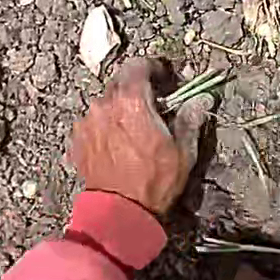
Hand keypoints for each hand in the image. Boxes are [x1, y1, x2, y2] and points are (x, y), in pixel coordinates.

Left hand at [67, 58, 210, 215]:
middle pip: (121, 82)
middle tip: (154, 105)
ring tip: (135, 128)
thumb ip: (190, 119)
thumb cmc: (154, 182)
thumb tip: (200, 101)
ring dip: (120, 107)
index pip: (138, 66)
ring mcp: (88, 122)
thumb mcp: (183, 151)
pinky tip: (119, 142)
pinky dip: (106, 124)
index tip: (164, 78)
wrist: (118, 213)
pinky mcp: (78, 139)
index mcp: (132, 102)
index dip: (154, 68)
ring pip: (106, 101)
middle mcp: (105, 106)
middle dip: (138, 88)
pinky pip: (94, 121)